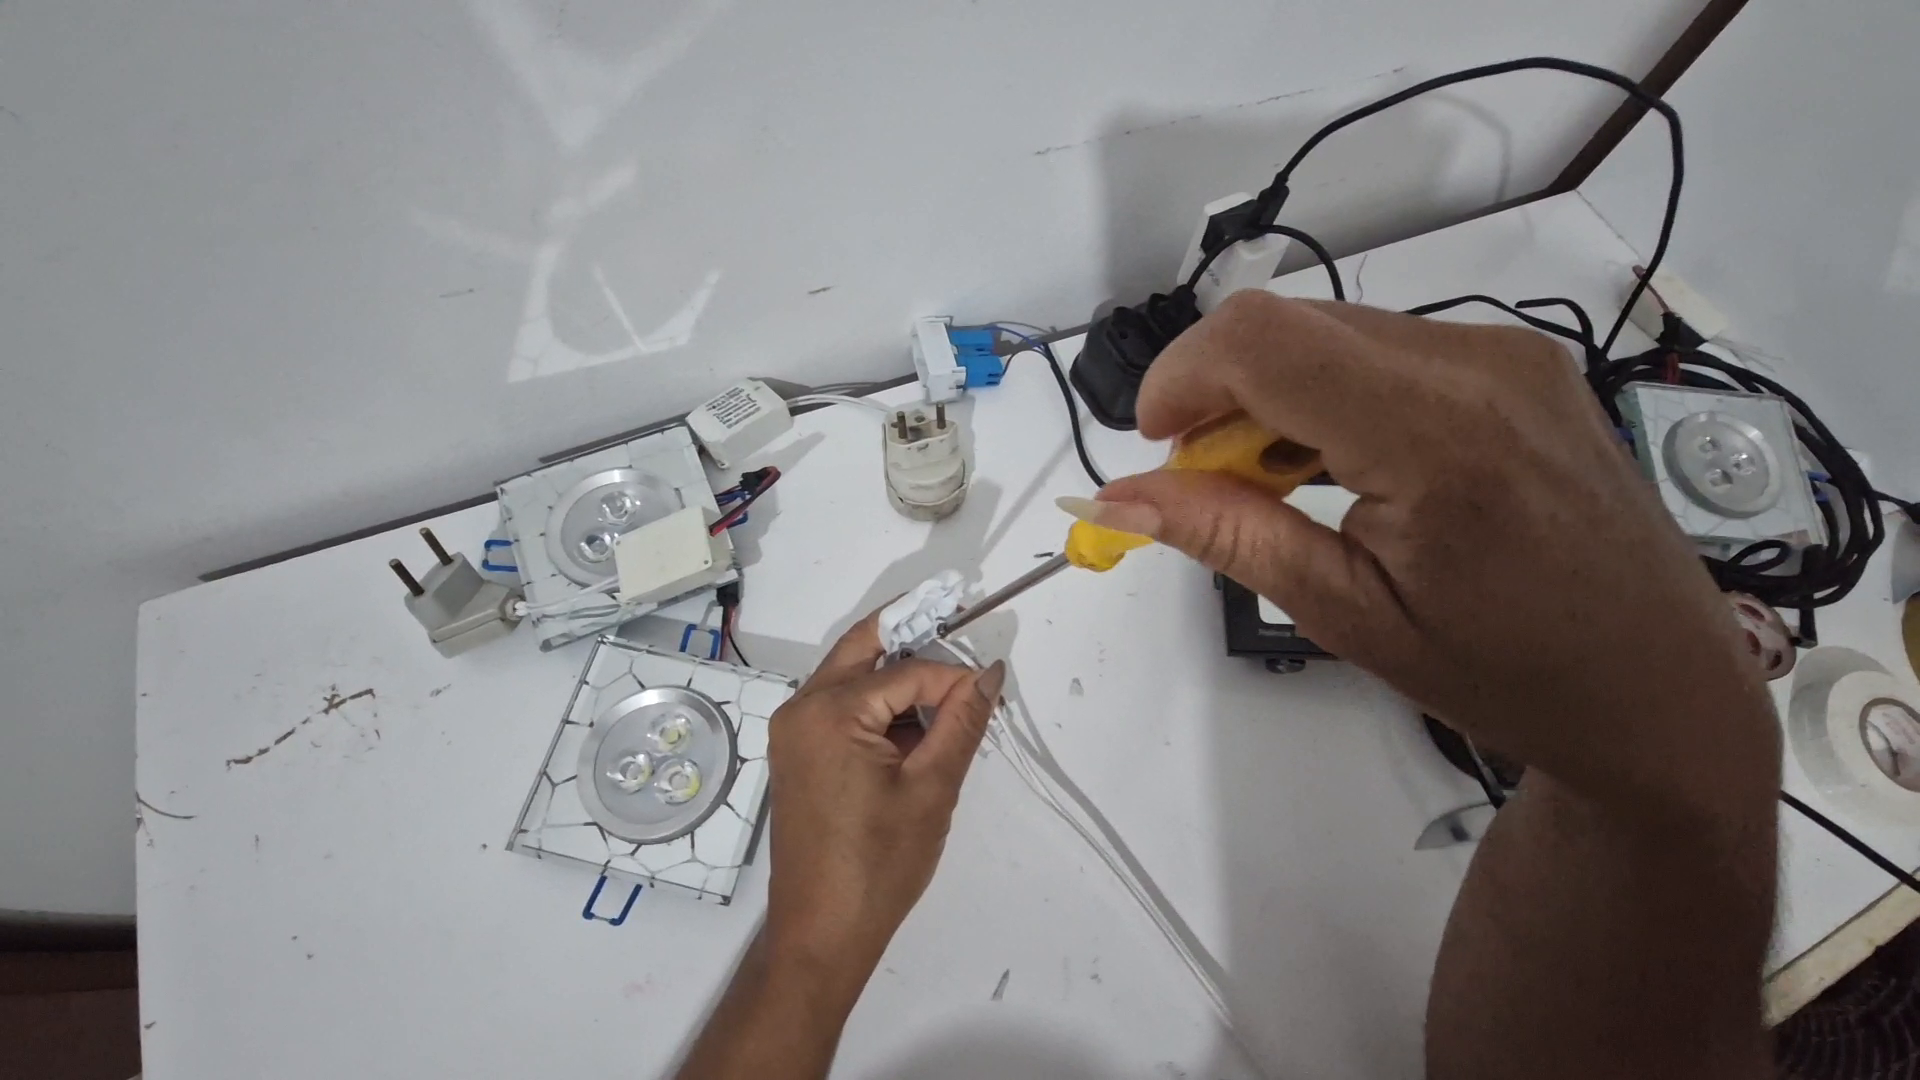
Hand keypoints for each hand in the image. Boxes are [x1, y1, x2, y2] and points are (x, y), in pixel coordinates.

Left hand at [763, 611, 1005, 977]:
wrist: (820, 934)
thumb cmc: (879, 864)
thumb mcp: (931, 788)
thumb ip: (962, 722)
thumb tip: (989, 672)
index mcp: (829, 711)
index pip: (906, 670)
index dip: (953, 677)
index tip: (989, 692)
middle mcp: (801, 707)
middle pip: (864, 648)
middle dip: (913, 634)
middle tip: (958, 624)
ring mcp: (794, 730)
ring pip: (853, 677)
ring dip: (898, 675)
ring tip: (947, 696)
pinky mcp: (799, 752)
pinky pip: (842, 708)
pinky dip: (880, 706)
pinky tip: (916, 728)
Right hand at [1064, 291, 1776, 818]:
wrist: (1657, 685)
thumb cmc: (1498, 671)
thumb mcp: (1342, 613)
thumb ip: (1225, 535)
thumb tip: (1113, 497)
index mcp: (1435, 435)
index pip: (1261, 340)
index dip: (1179, 376)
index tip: (1159, 447)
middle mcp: (1475, 362)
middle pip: (1285, 323)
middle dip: (1214, 390)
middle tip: (1208, 479)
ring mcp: (1505, 353)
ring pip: (1325, 329)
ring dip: (1265, 394)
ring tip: (1271, 481)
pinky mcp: (1514, 362)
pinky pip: (1375, 347)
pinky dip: (1319, 393)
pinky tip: (1330, 461)